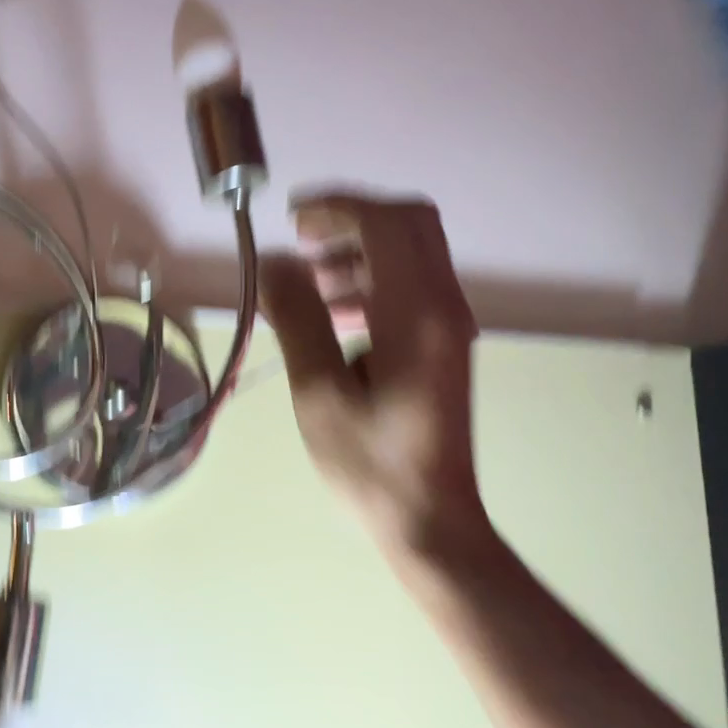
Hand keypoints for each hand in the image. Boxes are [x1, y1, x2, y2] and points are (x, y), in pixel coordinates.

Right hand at [258, 193, 485, 551]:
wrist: (431, 519)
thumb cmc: (369, 465)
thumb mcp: (319, 394)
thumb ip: (298, 321)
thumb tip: (277, 263)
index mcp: (417, 314)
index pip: (385, 223)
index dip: (336, 208)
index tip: (290, 220)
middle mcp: (445, 307)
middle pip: (409, 224)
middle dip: (351, 220)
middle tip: (300, 243)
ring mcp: (451, 325)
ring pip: (412, 253)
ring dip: (359, 252)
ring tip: (308, 286)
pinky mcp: (444, 344)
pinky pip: (412, 286)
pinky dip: (372, 281)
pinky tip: (334, 318)